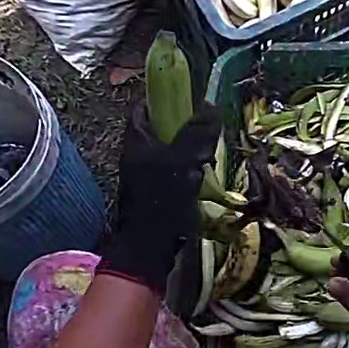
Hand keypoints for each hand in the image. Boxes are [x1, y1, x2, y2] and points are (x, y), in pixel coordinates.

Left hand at [96, 103, 218, 289]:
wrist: (150, 247)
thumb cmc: (161, 200)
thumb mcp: (181, 161)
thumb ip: (196, 133)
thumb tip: (211, 106)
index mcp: (136, 139)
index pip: (145, 108)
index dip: (165, 100)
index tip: (190, 102)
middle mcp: (138, 154)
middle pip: (162, 129)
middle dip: (186, 129)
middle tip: (207, 133)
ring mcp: (147, 175)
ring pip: (172, 152)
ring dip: (192, 152)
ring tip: (209, 157)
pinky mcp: (158, 193)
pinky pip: (176, 173)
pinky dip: (191, 172)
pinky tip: (203, 180)